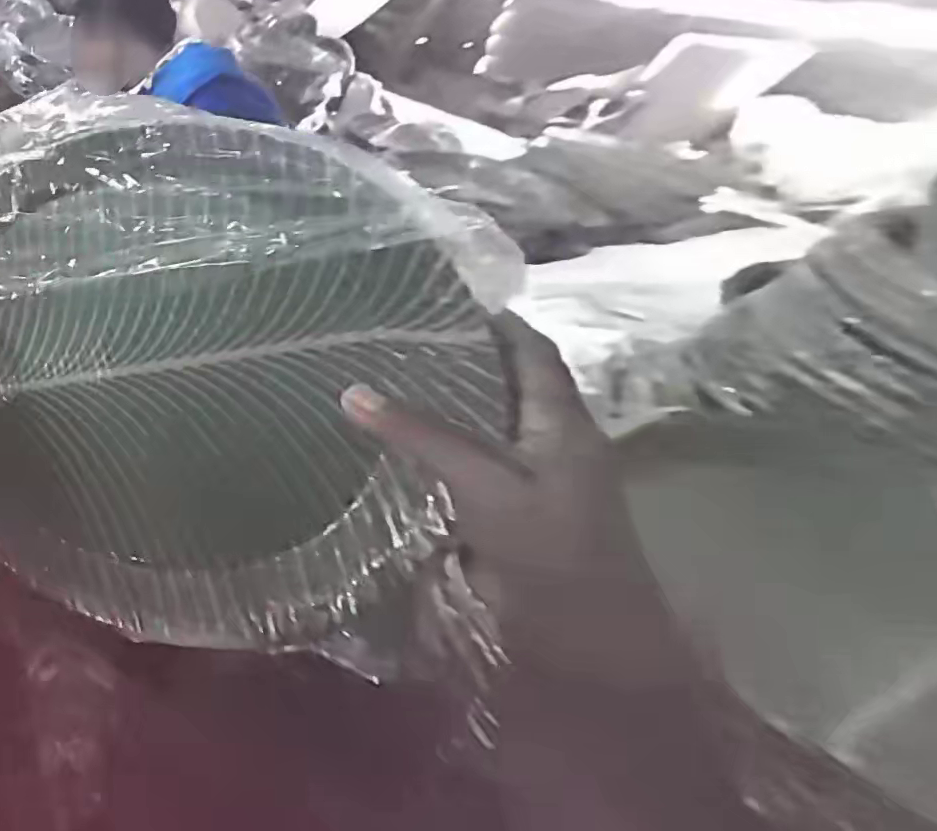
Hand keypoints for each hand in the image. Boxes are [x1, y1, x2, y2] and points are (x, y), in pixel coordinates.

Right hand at [341, 313, 694, 688]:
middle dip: (463, 351)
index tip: (446, 297)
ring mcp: (531, 473)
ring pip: (486, 416)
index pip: (534, 352)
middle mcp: (550, 438)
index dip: (498, 321)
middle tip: (403, 330)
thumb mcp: (482, 482)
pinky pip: (471, 450)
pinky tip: (404, 431)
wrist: (586, 640)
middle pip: (509, 379)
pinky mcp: (508, 502)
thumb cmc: (549, 548)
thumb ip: (419, 434)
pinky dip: (441, 431)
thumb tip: (350, 390)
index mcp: (562, 422)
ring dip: (449, 393)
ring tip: (393, 370)